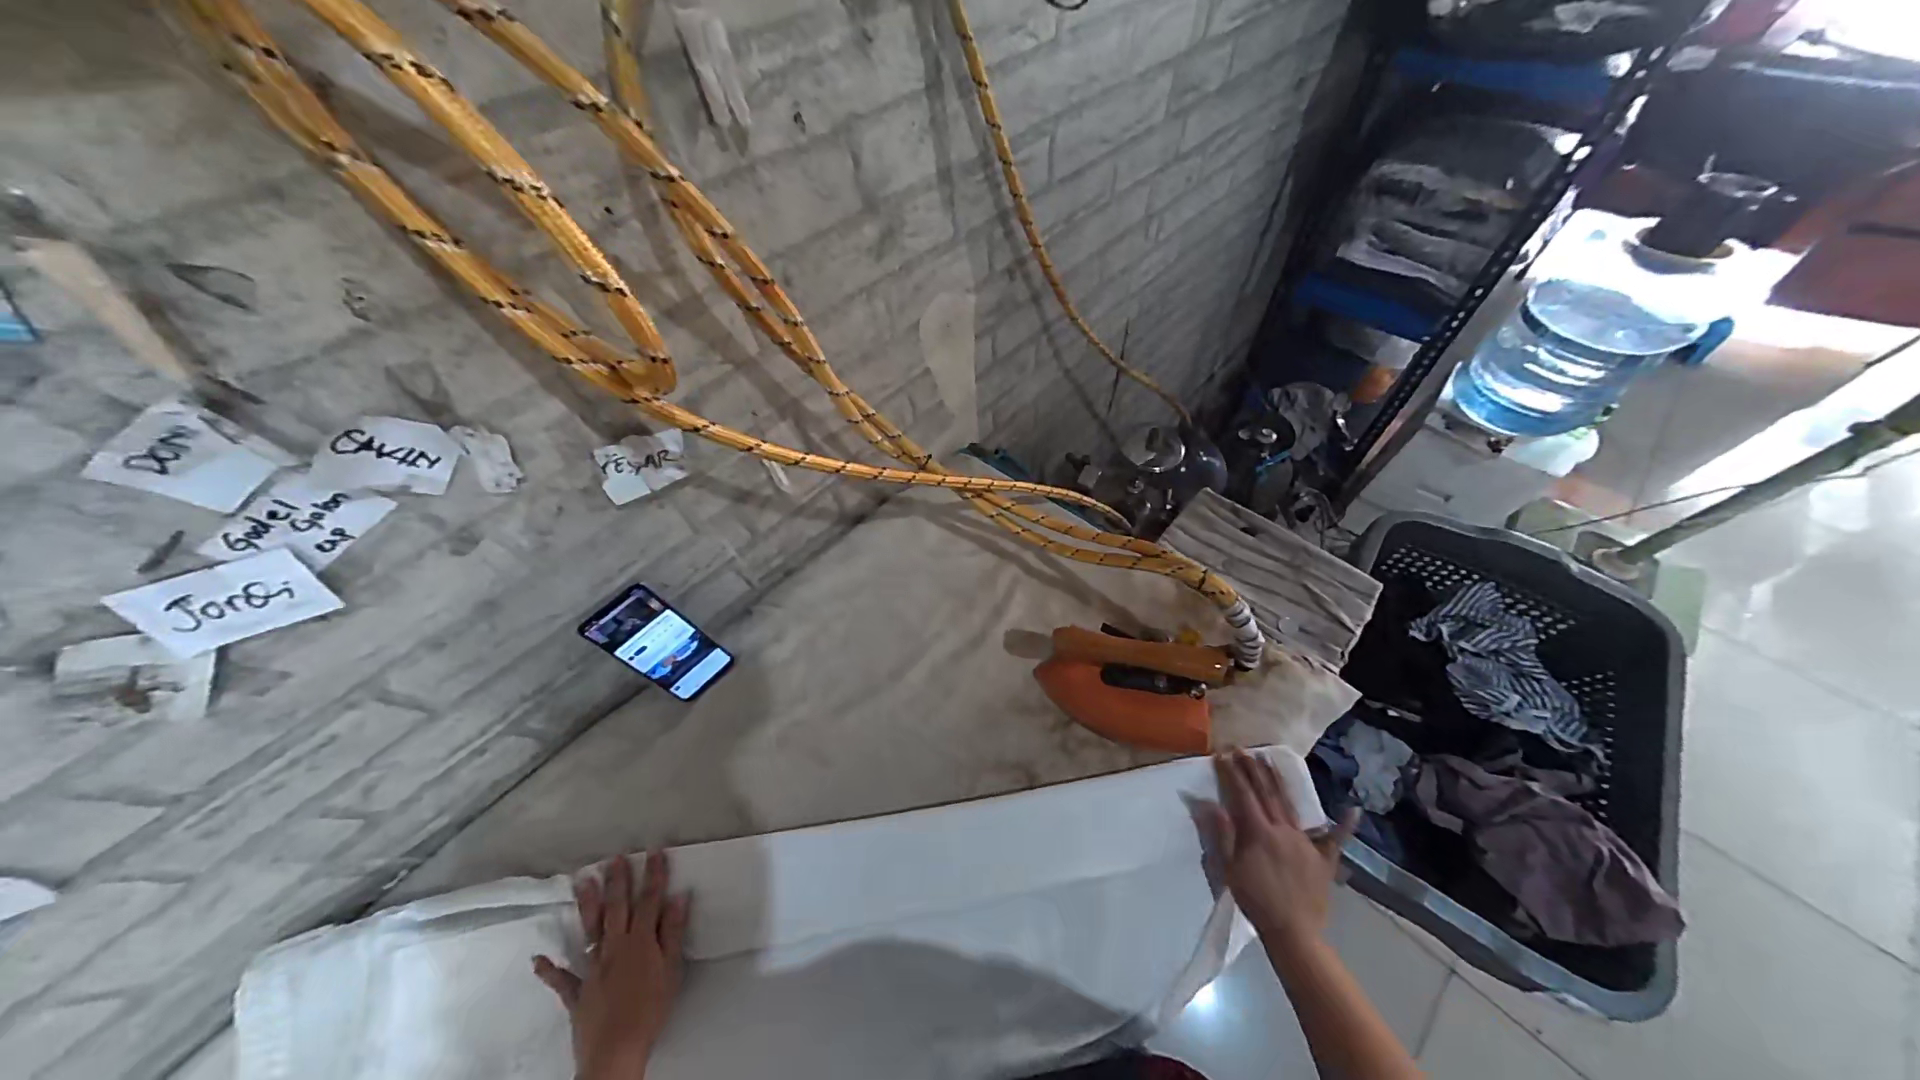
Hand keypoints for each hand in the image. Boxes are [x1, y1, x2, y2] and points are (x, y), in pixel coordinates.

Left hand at [533, 851, 689, 1079]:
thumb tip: (678, 897)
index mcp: (640, 941)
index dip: (653, 875)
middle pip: (617, 908)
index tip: (654, 851)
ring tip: (581, 882)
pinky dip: (550, 969)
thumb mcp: (672, 969)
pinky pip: (561, 979)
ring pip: (589, 931)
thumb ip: (673, 932)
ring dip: (586, 906)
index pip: (649, 900)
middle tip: (614, 858)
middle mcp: (614, 947)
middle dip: (617, 881)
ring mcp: (593, 969)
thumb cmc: (651, 1008)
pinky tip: (538, 959)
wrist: (616, 1050)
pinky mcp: (577, 993)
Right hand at [1204, 749, 1357, 954]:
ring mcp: (1306, 842)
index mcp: (1259, 832)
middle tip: (1243, 749)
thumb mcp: (1230, 868)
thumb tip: (1209, 802)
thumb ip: (1221, 834)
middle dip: (1253, 769)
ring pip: (1290, 805)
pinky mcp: (1324, 858)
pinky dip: (1344, 824)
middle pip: (1267, 793)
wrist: (1293, 932)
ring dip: (1278, 781)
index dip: (1232, 774)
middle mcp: (1283, 830)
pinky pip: (1336, 839)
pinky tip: (1352, 809)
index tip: (1223, 755)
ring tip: (1269, 761)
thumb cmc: (1256, 900)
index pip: (1243, 795)